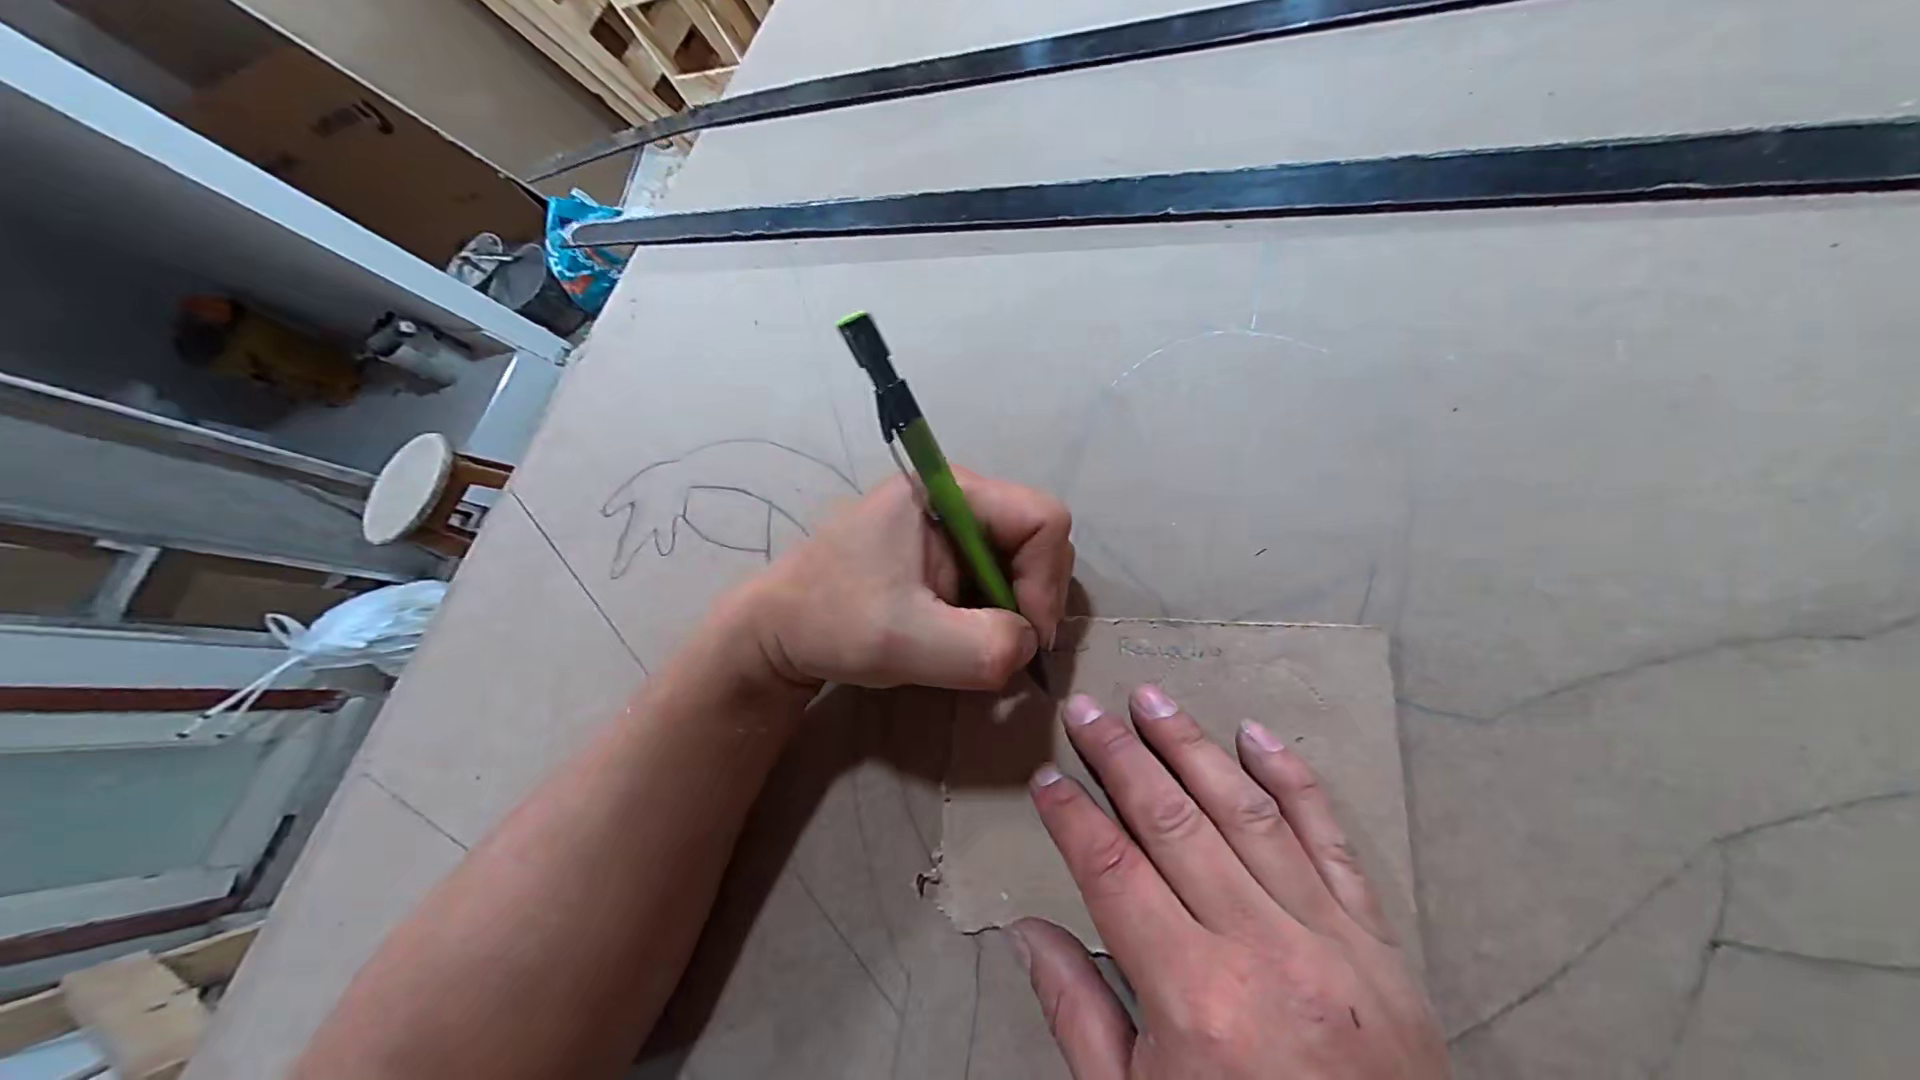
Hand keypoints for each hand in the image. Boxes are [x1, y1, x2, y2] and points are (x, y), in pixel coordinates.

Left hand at [744, 469, 1072, 689]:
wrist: (780, 633)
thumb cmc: (832, 623)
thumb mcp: (906, 641)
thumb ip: (983, 646)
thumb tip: (1029, 644)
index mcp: (946, 490)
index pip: (1041, 518)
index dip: (1046, 579)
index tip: (1024, 635)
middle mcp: (957, 498)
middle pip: (1039, 537)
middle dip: (1034, 597)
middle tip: (1005, 646)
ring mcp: (952, 525)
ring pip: (1024, 561)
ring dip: (1016, 610)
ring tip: (980, 645)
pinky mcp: (947, 554)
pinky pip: (1000, 577)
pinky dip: (998, 614)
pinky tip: (967, 637)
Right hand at [1014, 687, 1448, 1079]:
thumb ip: (1077, 1015)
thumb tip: (1027, 930)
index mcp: (1196, 998)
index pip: (1112, 871)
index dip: (1071, 817)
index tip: (1045, 776)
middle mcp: (1263, 950)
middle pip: (1173, 821)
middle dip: (1120, 757)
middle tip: (1086, 709)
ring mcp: (1329, 939)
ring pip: (1245, 811)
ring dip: (1191, 746)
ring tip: (1152, 700)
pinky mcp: (1378, 943)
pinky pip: (1331, 841)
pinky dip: (1293, 781)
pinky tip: (1256, 735)